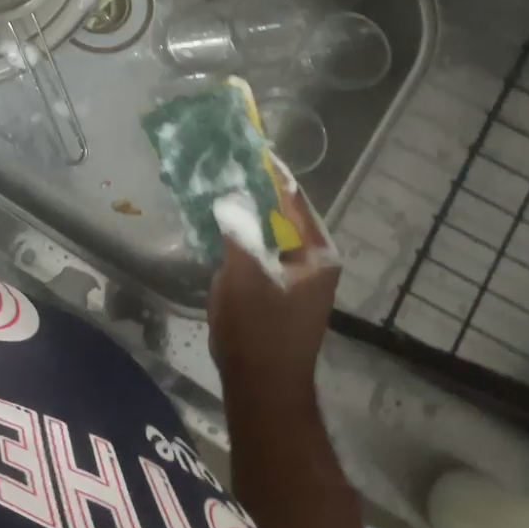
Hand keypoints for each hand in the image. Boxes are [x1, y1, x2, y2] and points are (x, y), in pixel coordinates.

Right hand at [207, 177, 338, 405]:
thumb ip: (238, 230)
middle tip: (220, 161)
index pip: (294, 200)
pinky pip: (256, 247)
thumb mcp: (245, 274)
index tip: (245, 145)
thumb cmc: (259, 328)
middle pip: (280, 213)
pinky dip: (237, 232)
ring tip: (212, 183)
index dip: (270, 173)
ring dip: (242, 210)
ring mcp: (293, 275)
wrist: (260, 383)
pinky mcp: (273, 287)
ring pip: (266, 230)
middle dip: (252, 188)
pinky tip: (211, 221)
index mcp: (317, 254)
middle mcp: (311, 260)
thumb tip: (228, 191)